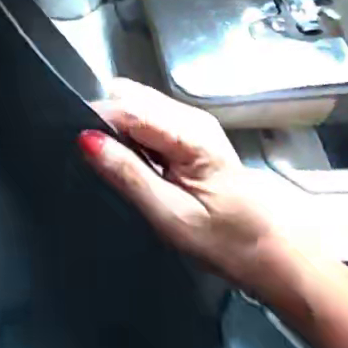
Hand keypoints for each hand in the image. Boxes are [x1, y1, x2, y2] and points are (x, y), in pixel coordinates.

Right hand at [78, 78, 300, 291]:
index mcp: (190, 135)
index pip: (128, 107)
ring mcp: (190, 120)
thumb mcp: (172, 217)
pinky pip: (145, 115)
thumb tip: (86, 140)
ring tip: (113, 162)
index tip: (75, 144)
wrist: (272, 252)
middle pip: (130, 95)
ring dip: (116, 125)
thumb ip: (128, 176)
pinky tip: (131, 161)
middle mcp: (190, 117)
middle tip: (95, 158)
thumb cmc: (226, 242)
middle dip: (104, 119)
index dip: (97, 119)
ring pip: (135, 101)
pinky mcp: (187, 130)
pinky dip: (129, 131)